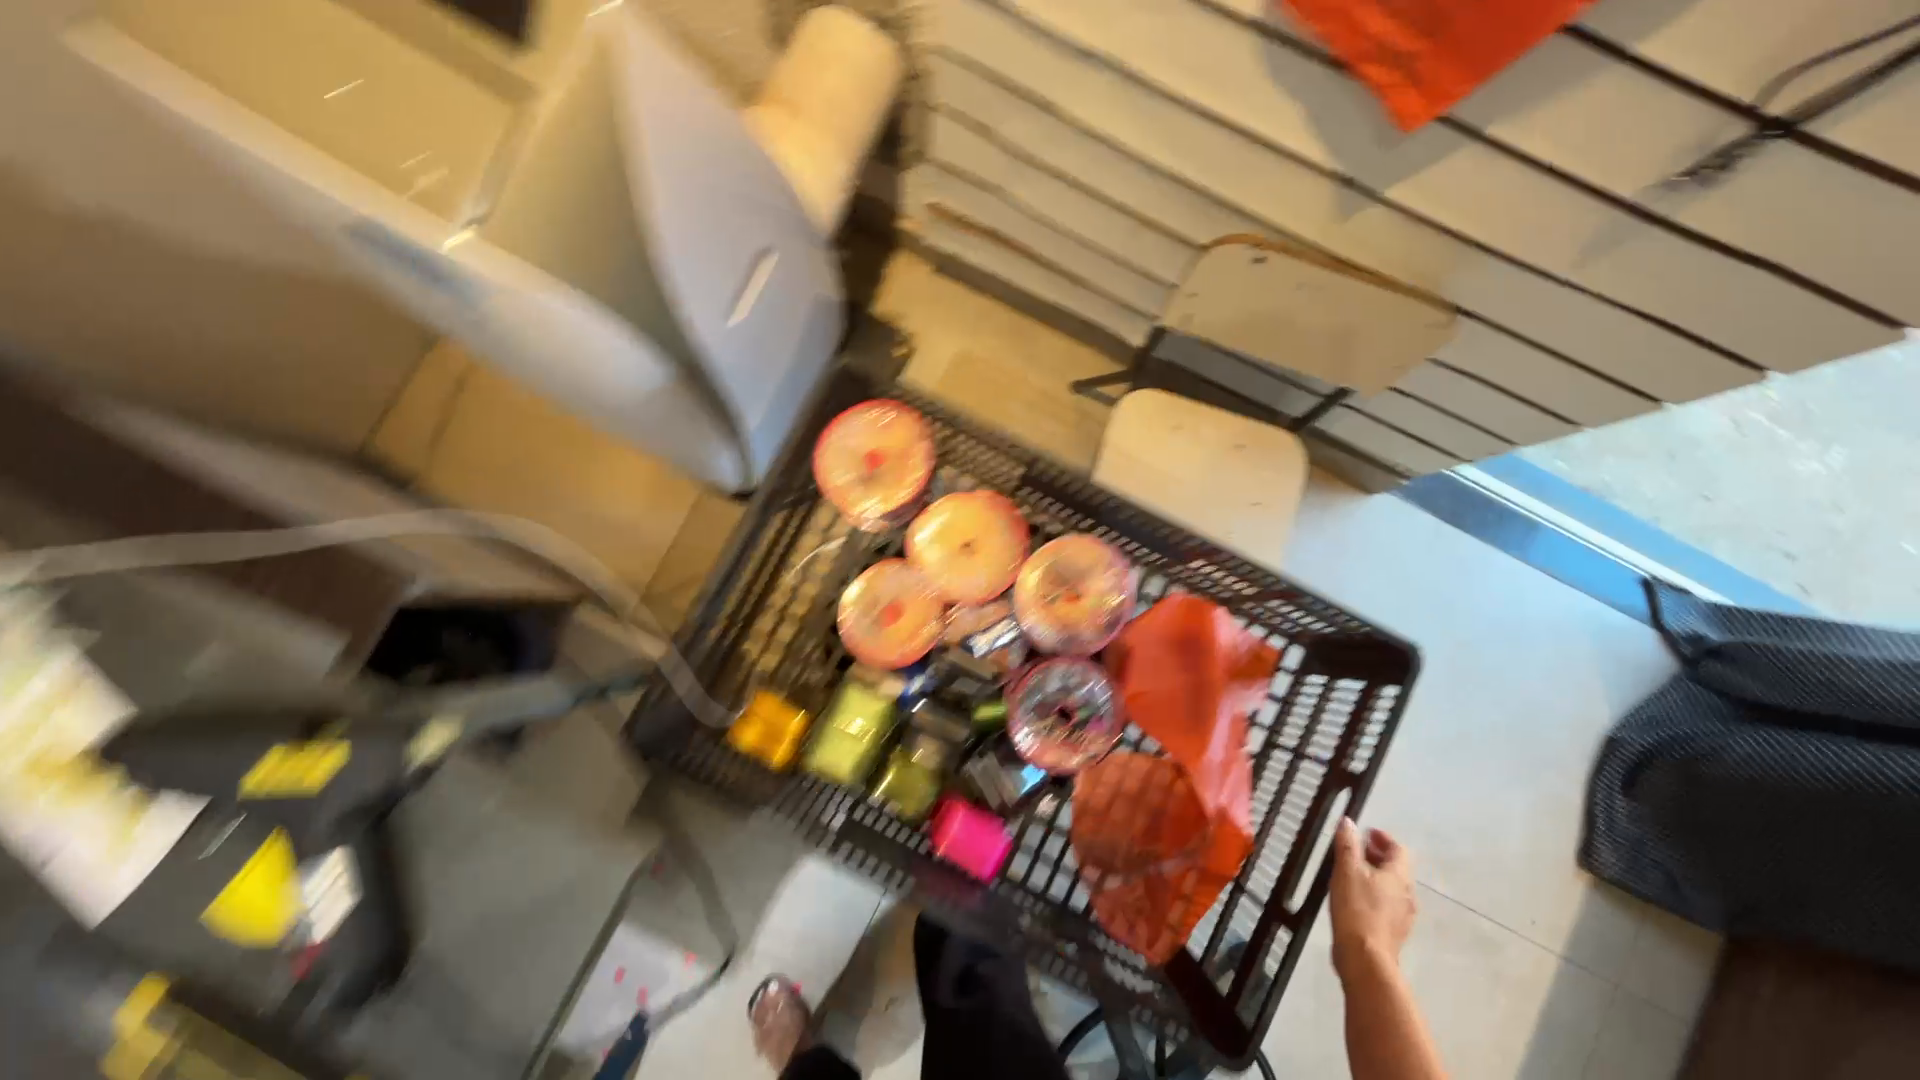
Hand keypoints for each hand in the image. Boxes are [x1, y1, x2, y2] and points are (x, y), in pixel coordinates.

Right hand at [1329, 818, 1416, 979]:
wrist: (1365, 958)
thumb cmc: (1357, 908)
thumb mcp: (1346, 871)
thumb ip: (1347, 844)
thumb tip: (1348, 821)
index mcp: (1399, 876)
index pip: (1398, 849)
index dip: (1383, 838)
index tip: (1367, 832)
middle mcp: (1407, 893)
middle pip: (1397, 868)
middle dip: (1378, 855)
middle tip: (1356, 850)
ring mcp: (1403, 915)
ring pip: (1392, 887)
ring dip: (1376, 875)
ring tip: (1353, 873)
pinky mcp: (1394, 931)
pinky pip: (1387, 904)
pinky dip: (1375, 893)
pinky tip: (1356, 899)